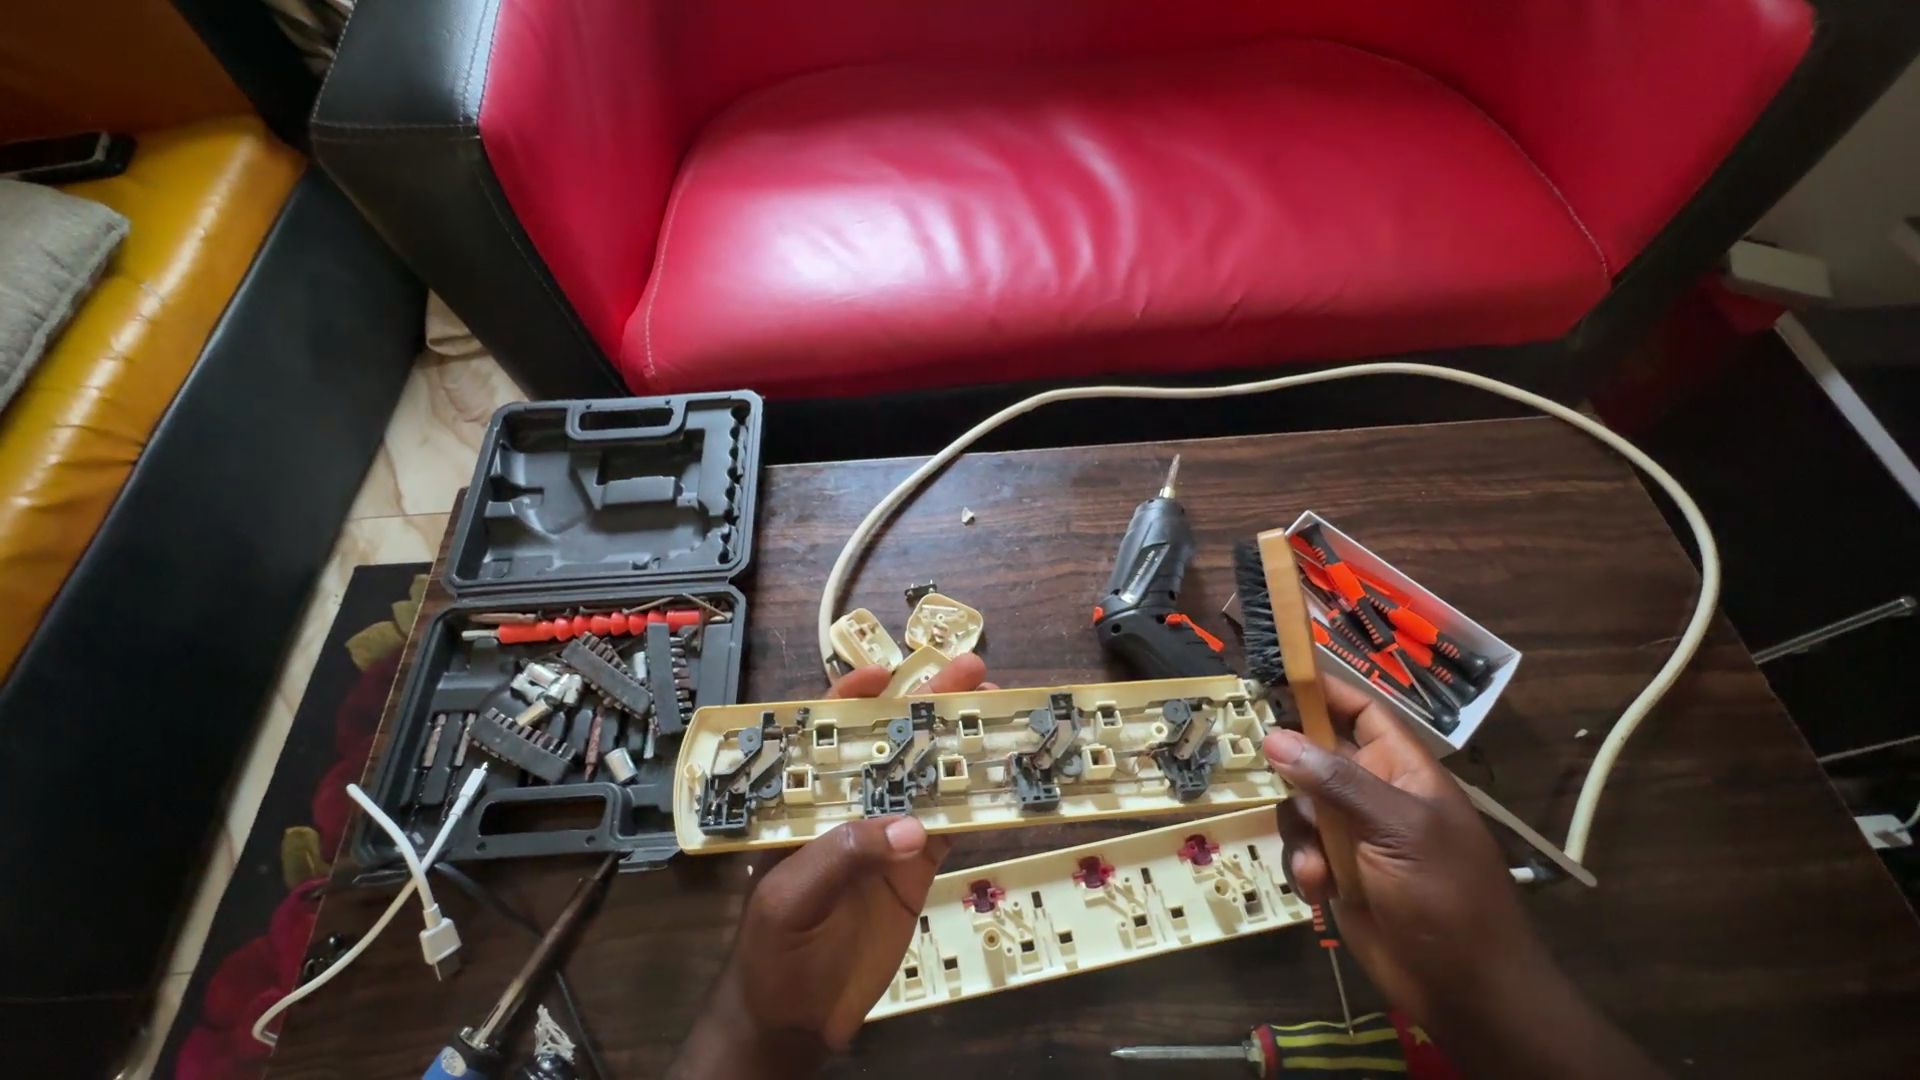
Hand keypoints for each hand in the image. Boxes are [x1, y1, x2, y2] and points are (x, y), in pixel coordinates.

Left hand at [670, 656, 990, 1076]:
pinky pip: (951, 826)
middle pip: (890, 743)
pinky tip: (1004, 775)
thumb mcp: (791, 899)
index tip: (886, 671)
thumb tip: (911, 826)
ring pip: (928, 776)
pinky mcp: (917, 868)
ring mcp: (887, 835)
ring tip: (997, 707)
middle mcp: (850, 806)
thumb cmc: (772, 955)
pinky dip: (978, 801)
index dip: (852, 696)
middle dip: (927, 702)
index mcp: (807, 802)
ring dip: (960, 742)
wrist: (795, 1023)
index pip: (825, 734)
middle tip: (971, 669)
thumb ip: (843, 856)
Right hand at [1264, 679, 1543, 1029]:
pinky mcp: (1337, 870)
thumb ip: (1335, 781)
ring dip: (1298, 829)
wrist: (1467, 992)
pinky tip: (1318, 888)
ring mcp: (1354, 833)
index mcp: (1405, 771)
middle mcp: (1375, 794)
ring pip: (1299, 804)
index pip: (1362, 712)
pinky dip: (1301, 864)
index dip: (1324, 689)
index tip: (1277, 671)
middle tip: (1262, 763)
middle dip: (1290, 764)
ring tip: (1316, 863)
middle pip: (1317, 755)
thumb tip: (1274, 737)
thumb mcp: (1395, 828)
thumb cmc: (1446, 896)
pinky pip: (1299, 846)